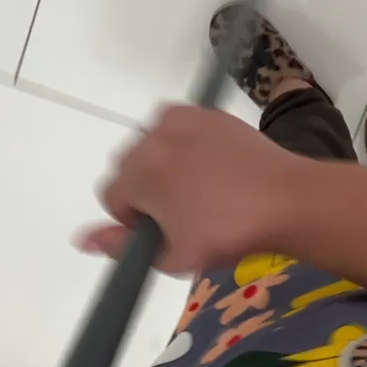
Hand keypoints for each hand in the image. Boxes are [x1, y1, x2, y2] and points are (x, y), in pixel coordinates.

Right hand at [77, 104, 307, 275]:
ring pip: (149, 143)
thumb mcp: (174, 254)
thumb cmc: (229, 232)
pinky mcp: (206, 111)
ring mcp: (182, 120)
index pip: (111, 196)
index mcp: (140, 174)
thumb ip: (122, 246)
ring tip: (198, 185)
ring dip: (161, 161)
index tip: (165, 227)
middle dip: (145, 187)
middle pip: (128, 165)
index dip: (134, 218)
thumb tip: (83, 238)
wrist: (284, 199)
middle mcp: (153, 138)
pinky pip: (174, 123)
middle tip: (184, 208)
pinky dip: (179, 138)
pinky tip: (206, 160)